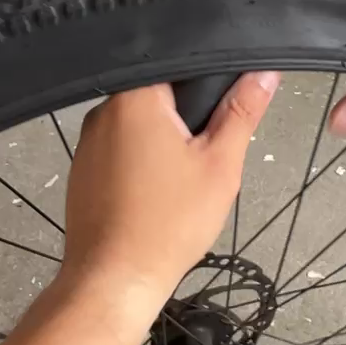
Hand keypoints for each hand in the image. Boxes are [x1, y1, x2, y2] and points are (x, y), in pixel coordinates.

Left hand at [61, 73, 278, 304]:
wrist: (116, 280)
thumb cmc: (168, 224)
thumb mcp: (220, 165)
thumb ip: (242, 113)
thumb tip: (263, 74)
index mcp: (136, 97)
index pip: (180, 64)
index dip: (208, 87)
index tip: (221, 117)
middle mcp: (104, 112)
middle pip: (160, 96)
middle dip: (188, 122)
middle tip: (204, 158)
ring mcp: (88, 143)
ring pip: (141, 127)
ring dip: (165, 145)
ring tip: (180, 183)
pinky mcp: (82, 170)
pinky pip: (122, 152)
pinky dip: (143, 166)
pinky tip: (156, 196)